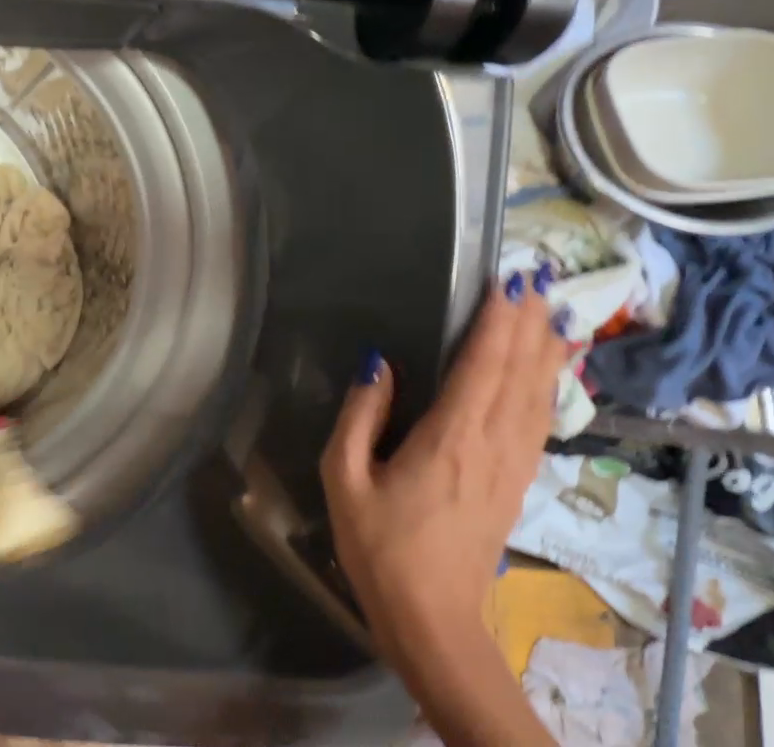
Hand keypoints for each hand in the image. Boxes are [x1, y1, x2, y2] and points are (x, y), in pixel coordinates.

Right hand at [322, 274, 567, 662]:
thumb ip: (360, 416)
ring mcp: (512, 466)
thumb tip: (376, 364)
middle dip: (528, 326)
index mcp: (449, 440)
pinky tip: (546, 373)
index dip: (497, 324)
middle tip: (533, 281)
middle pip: (520, 375)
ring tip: (549, 313)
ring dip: (544, 351)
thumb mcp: (344, 476)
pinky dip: (545, 386)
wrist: (430, 612)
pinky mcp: (516, 481)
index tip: (505, 283)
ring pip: (538, 396)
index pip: (482, 368)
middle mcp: (493, 446)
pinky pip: (538, 420)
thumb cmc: (376, 542)